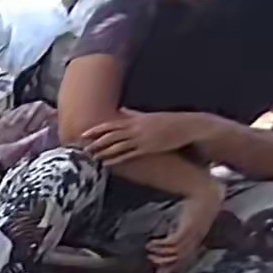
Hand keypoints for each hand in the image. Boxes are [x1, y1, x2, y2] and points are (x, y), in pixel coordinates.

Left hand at [80, 109, 217, 165]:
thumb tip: (121, 109)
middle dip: (95, 142)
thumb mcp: (148, 115)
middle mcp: (137, 128)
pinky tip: (105, 163)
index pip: (111, 124)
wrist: (190, 126)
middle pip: (111, 136)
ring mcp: (142, 139)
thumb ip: (133, 114)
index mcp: (136, 120)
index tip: (83, 134)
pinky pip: (128, 155)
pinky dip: (115, 159)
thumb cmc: (168, 120)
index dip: (96, 130)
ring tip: (91, 157)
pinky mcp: (148, 148)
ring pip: (117, 146)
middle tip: (82, 148)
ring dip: (102, 152)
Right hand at [146, 190, 221, 272]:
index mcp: (198, 237)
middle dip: (164, 261)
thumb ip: (185, 226)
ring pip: (175, 252)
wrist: (206, 192)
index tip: (159, 269)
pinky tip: (151, 243)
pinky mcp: (187, 228)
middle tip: (150, 259)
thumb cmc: (199, 203)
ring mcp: (192, 234)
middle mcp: (196, 238)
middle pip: (180, 257)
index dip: (172, 264)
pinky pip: (172, 243)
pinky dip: (160, 245)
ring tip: (148, 250)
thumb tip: (171, 232)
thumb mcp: (193, 218)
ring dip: (160, 253)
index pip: (185, 256)